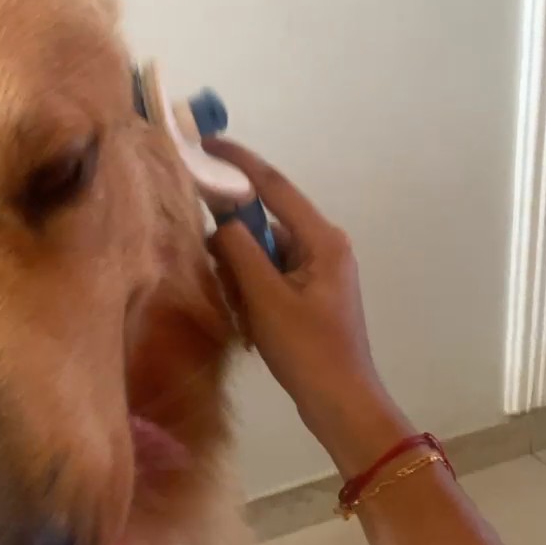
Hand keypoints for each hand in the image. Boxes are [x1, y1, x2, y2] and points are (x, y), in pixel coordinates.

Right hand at [204, 138, 413, 476]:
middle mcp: (325, 246)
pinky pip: (274, 276)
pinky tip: (244, 315)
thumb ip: (239, 251)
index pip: (275, 186)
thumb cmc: (307, 349)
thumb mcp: (266, 298)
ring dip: (242, 269)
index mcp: (322, 239)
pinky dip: (253, 288)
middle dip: (234, 234)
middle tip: (204, 248)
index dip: (239, 162)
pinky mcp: (312, 296)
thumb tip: (219, 223)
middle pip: (268, 221)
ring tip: (231, 300)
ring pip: (267, 252)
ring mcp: (321, 273)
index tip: (206, 142)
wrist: (341, 402)